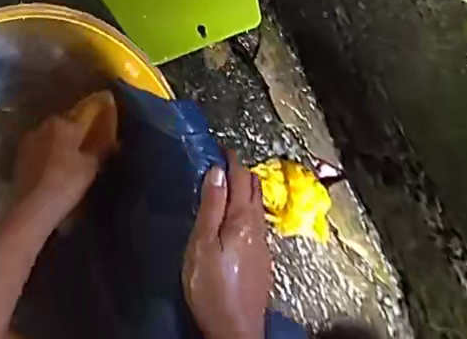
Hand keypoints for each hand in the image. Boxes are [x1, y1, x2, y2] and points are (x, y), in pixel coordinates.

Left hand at [12, 93, 114, 226]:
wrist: (34, 207)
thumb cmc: (67, 180)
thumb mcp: (91, 165)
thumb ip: (101, 147)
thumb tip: (113, 137)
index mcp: (60, 122)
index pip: (78, 123)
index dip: (85, 137)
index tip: (89, 150)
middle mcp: (41, 127)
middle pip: (59, 132)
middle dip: (67, 142)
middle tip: (77, 162)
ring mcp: (26, 144)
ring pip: (46, 144)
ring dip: (53, 153)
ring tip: (62, 173)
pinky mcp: (16, 162)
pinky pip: (35, 158)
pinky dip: (41, 165)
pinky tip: (48, 179)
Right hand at [184, 151, 272, 338]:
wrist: (235, 334)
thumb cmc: (213, 288)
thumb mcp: (203, 244)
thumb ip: (211, 206)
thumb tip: (217, 170)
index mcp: (243, 218)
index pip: (241, 176)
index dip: (231, 158)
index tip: (219, 146)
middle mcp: (258, 226)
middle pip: (254, 187)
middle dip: (240, 171)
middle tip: (222, 162)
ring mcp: (263, 244)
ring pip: (257, 205)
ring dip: (245, 190)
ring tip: (227, 186)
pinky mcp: (262, 261)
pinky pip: (256, 221)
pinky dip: (246, 208)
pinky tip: (235, 219)